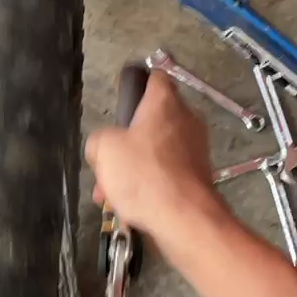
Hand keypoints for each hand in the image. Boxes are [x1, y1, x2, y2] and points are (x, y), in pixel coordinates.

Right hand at [85, 72, 226, 237]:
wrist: (184, 219)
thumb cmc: (144, 175)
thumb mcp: (104, 149)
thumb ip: (99, 140)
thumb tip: (105, 146)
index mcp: (165, 104)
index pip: (154, 77)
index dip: (135, 84)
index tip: (122, 99)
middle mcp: (186, 120)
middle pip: (150, 120)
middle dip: (125, 139)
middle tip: (107, 158)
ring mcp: (194, 150)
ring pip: (155, 150)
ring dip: (131, 166)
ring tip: (109, 190)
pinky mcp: (197, 176)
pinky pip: (165, 172)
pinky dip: (147, 183)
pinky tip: (127, 204)